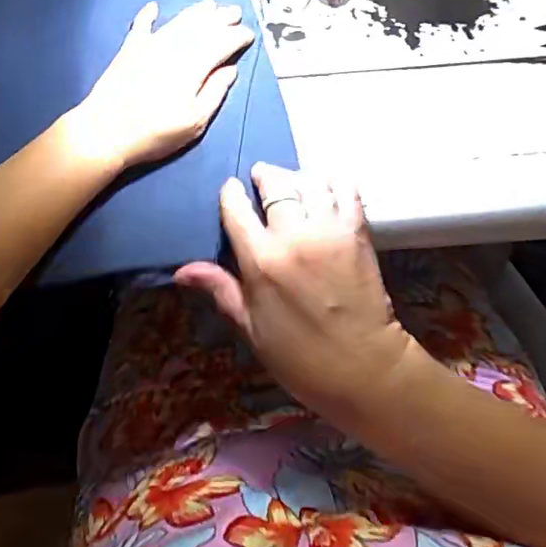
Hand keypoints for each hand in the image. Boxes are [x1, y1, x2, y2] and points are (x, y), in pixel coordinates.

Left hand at [63, 0, 254, 169]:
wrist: (104, 131)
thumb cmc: (154, 132)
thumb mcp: (194, 122)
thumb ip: (214, 93)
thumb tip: (230, 70)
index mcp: (192, 65)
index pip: (221, 43)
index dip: (237, 37)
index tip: (248, 34)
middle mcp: (173, 48)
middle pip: (201, 27)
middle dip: (221, 18)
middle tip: (234, 11)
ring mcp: (149, 46)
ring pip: (177, 22)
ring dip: (195, 12)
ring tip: (210, 4)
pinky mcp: (129, 50)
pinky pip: (140, 26)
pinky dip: (147, 15)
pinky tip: (153, 7)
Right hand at [175, 164, 416, 419]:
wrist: (364, 370)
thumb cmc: (301, 357)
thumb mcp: (251, 328)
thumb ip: (220, 289)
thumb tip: (181, 270)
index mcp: (260, 260)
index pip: (236, 207)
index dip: (231, 193)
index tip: (232, 190)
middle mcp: (293, 236)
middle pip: (275, 184)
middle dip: (265, 176)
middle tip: (262, 177)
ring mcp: (328, 231)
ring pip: (308, 181)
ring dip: (297, 177)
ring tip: (293, 183)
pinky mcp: (356, 232)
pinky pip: (345, 191)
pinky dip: (334, 183)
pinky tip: (326, 188)